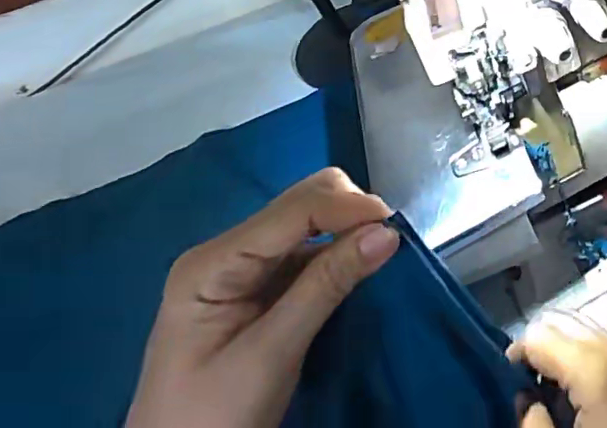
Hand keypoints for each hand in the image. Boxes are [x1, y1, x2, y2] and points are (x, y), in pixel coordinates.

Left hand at [126, 168, 400, 427]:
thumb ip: (327, 286)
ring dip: (347, 227)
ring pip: (310, 219)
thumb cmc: (211, 422)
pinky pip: (309, 246)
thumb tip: (387, 232)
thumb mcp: (270, 356)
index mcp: (213, 262)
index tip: (394, 225)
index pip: (293, 210)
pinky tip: (357, 263)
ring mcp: (242, 266)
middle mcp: (227, 250)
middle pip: (302, 201)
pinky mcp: (260, 284)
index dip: (347, 207)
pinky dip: (339, 248)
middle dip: (349, 211)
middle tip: (387, 240)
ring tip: (378, 250)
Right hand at [509, 312, 606, 427]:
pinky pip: (598, 339)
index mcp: (594, 367)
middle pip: (559, 321)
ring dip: (558, 347)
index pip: (538, 335)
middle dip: (537, 347)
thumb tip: (525, 399)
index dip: (515, 357)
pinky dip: (579, 351)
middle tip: (523, 386)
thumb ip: (533, 425)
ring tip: (547, 388)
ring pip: (579, 324)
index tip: (505, 385)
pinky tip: (574, 388)